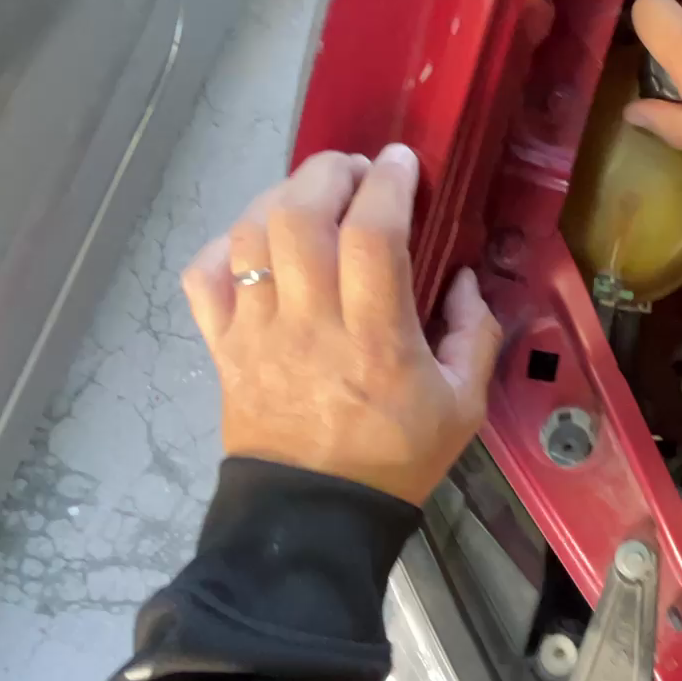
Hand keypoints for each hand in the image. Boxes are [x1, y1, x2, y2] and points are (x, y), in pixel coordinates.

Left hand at [181, 144, 502, 503]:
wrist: (314, 518)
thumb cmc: (396, 456)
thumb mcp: (465, 403)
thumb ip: (477, 332)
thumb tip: (462, 278)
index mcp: (375, 336)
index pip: (373, 234)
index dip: (388, 184)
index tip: (402, 162)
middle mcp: (309, 322)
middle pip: (299, 215)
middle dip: (329, 172)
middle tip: (357, 171)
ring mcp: (256, 333)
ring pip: (250, 235)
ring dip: (282, 196)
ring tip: (314, 196)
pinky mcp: (223, 347)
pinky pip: (204, 277)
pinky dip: (226, 244)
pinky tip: (259, 244)